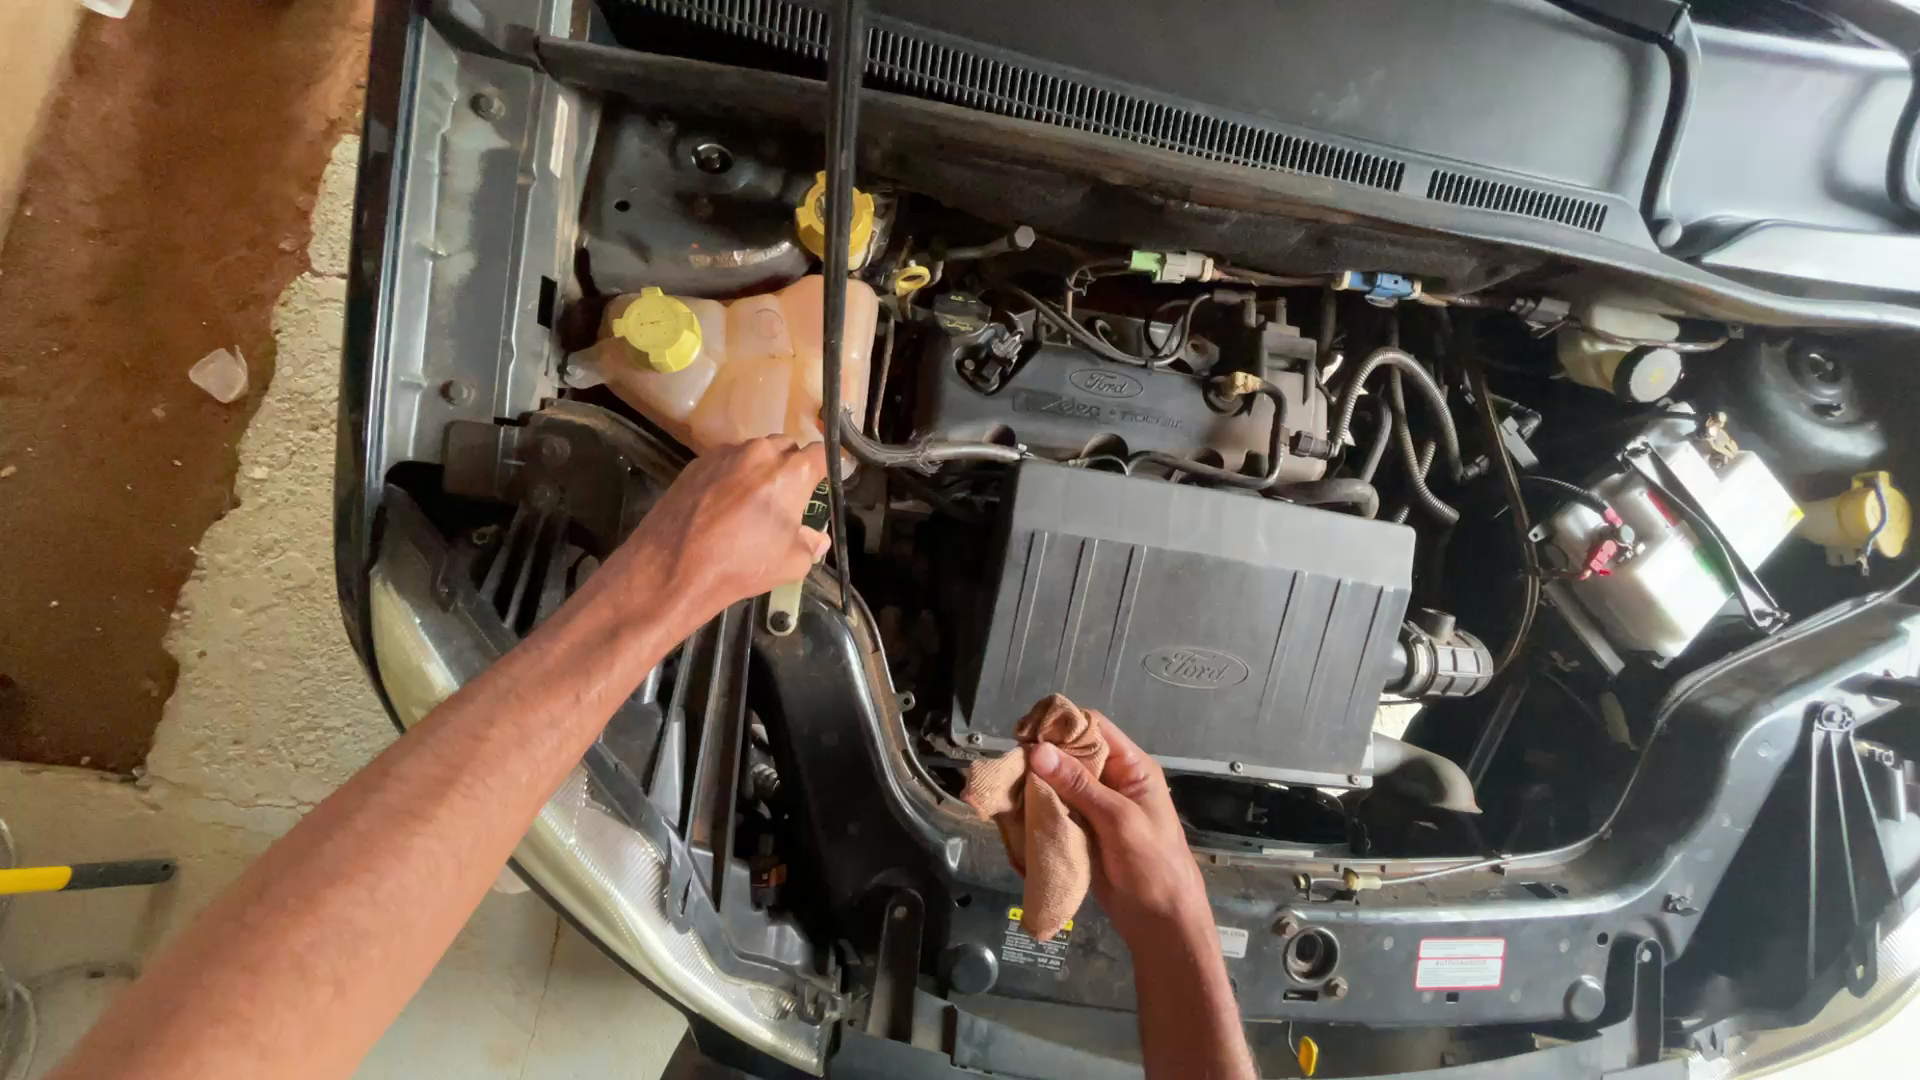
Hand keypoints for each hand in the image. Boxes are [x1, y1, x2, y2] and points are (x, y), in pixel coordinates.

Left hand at [603, 437, 830, 626]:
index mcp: (790, 474)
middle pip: (786, 447)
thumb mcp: (791, 564)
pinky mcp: (697, 462)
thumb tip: (817, 539)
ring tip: (752, 499)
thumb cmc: (741, 565)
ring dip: (760, 468)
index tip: (825, 480)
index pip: (821, 454)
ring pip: (754, 451)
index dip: (826, 466)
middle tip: (787, 495)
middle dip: (791, 466)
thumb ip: (810, 544)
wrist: (673, 568)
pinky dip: (732, 474)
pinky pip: (726, 460)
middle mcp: (759, 453)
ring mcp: (725, 454)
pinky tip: (723, 503)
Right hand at [1028, 713, 1209, 945]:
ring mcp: (1096, 805)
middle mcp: (1112, 779)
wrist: (1162, 924)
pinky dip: (1037, 805)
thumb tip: (1038, 750)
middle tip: (1011, 761)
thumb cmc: (1153, 866)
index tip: (1028, 732)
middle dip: (1043, 755)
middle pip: (1072, 752)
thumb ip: (1079, 785)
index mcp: (1132, 767)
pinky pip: (1056, 806)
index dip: (1061, 725)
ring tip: (1008, 783)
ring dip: (1036, 781)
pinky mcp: (1082, 828)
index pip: (1094, 728)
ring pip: (1059, 780)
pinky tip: (1017, 807)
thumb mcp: (1119, 820)